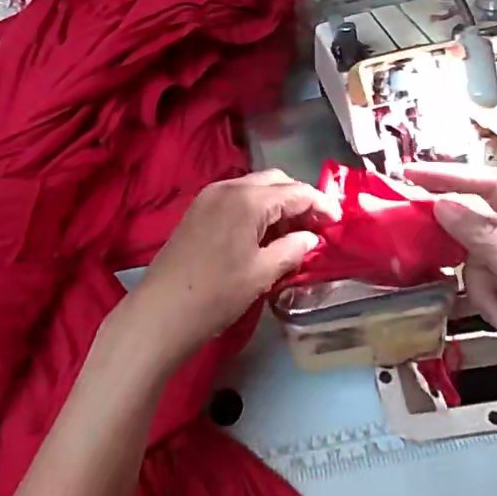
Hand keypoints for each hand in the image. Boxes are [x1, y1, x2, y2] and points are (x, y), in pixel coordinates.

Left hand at [123, 170, 340, 364]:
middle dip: (299, 199)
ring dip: (277, 203)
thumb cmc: (215, 294)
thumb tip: (310, 237)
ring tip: (292, 232)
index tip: (338, 222)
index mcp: (248, 199)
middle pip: (276, 181)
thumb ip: (292, 249)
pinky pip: (237, 198)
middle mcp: (229, 187)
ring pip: (255, 188)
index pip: (296, 192)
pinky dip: (256, 209)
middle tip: (315, 226)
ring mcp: (209, 197)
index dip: (321, 204)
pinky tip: (263, 234)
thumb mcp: (262, 274)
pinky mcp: (198, 210)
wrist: (159, 314)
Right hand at [402, 163, 496, 414]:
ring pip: (476, 252)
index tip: (414, 171)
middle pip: (482, 217)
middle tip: (418, 223)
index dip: (453, 177)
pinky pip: (481, 278)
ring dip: (484, 284)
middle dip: (462, 235)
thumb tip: (443, 204)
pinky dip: (488, 300)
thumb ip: (486, 242)